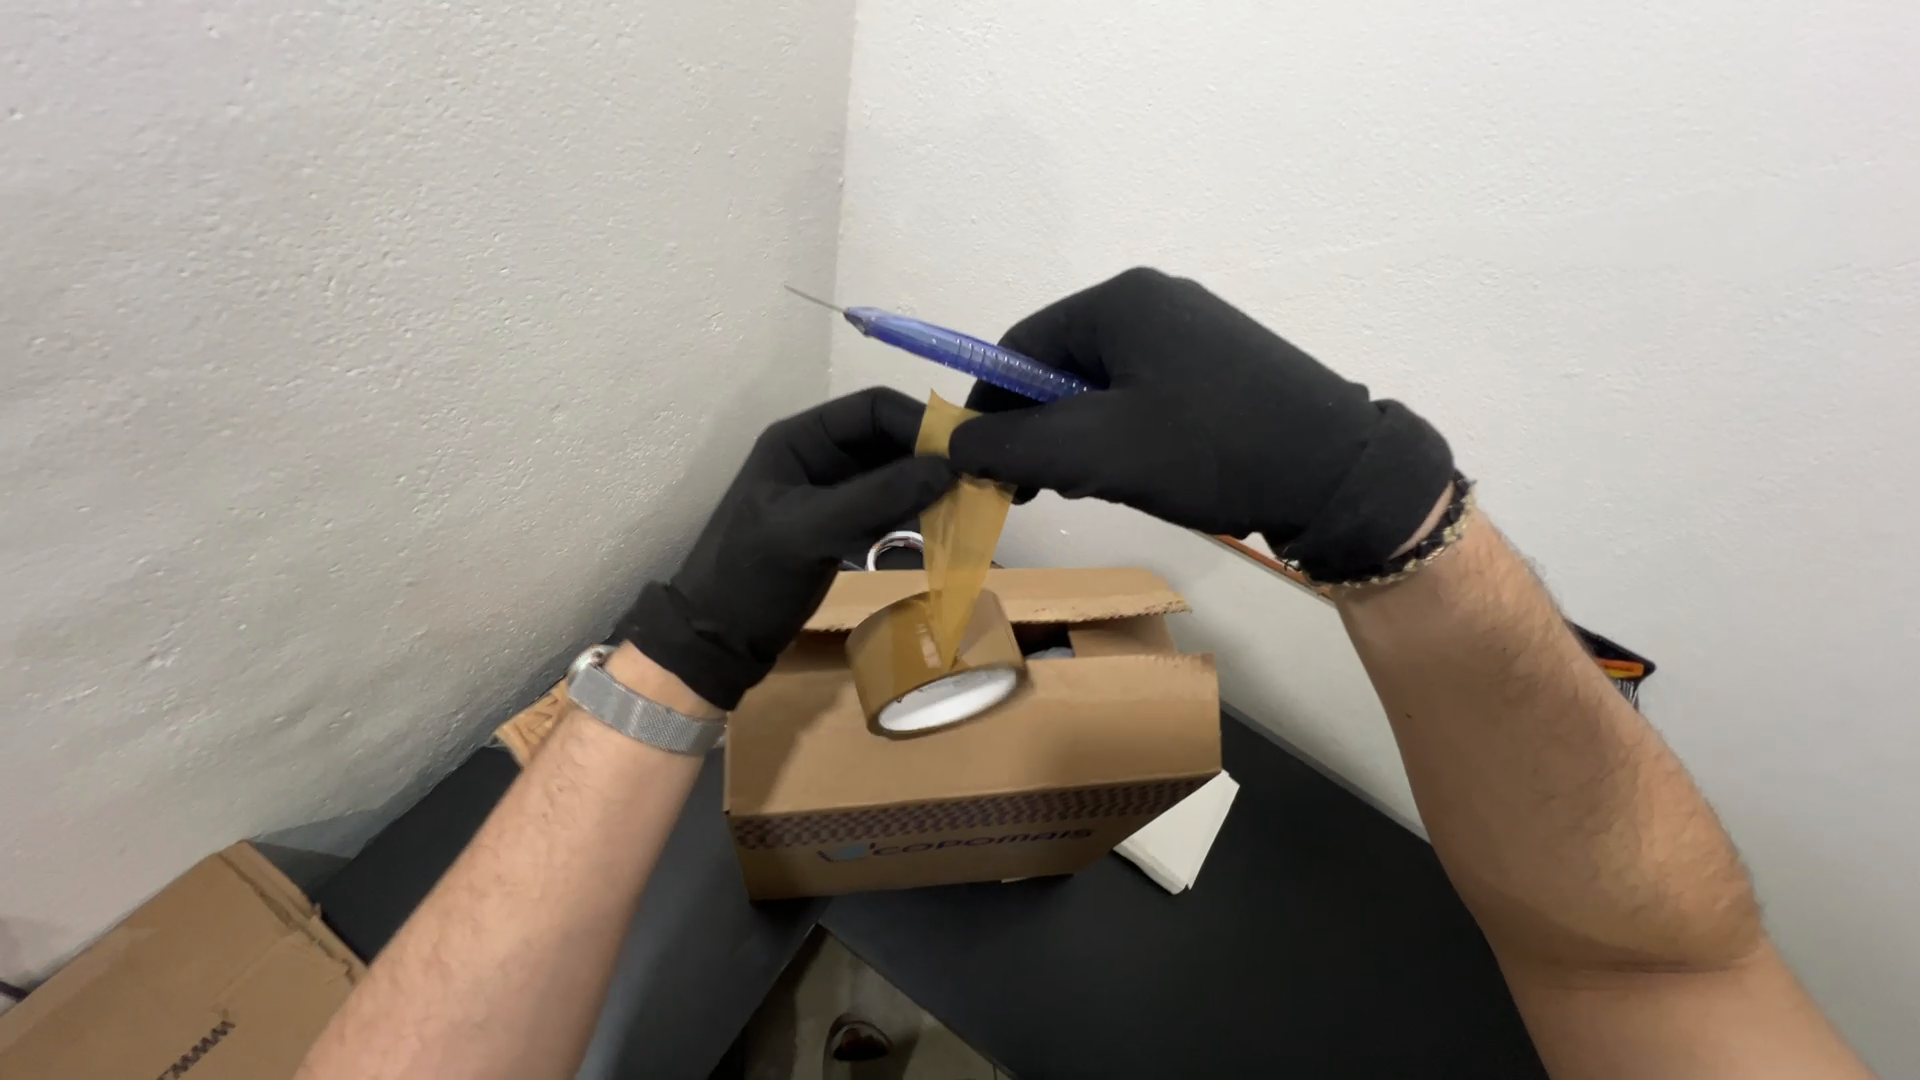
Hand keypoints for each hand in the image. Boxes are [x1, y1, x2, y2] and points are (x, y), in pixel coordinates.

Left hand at [617, 388, 955, 708]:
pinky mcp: (844, 525)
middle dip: (932, 455)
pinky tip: (947, 525)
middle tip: (980, 479)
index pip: (873, 409)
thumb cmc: (750, 577)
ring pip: (894, 473)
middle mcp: (821, 456)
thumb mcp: (810, 530)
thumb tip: (949, 468)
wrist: (716, 640)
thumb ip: (877, 497)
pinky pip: (890, 506)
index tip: (968, 451)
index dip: (922, 423)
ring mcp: (833, 492)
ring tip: (972, 503)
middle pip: (890, 439)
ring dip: (930, 485)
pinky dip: (918, 512)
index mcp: (802, 439)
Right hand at [947, 268, 1453, 580]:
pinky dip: (1117, 431)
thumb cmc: (1208, 450)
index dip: (988, 407)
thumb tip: (952, 444)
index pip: (1018, 347)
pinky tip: (1129, 469)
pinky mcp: (1217, 363)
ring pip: (1098, 383)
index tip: (980, 463)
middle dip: (1035, 427)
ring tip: (1084, 482)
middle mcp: (1153, 300)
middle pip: (1058, 364)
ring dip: (1075, 434)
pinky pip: (1140, 391)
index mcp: (1119, 301)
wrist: (1339, 475)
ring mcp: (1190, 330)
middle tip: (1031, 485)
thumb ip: (1011, 446)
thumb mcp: (1095, 452)